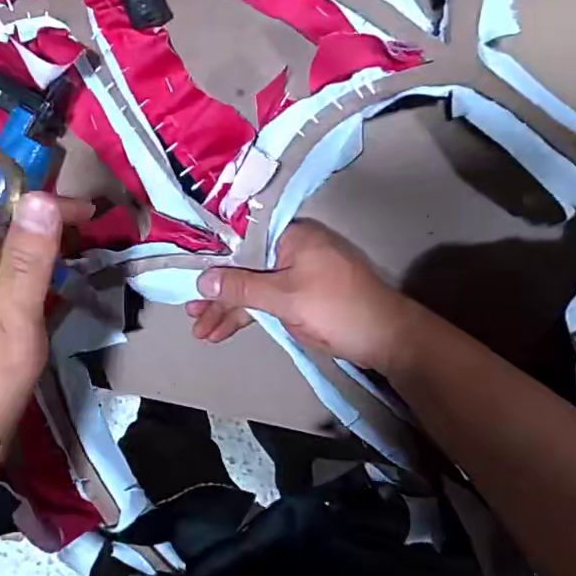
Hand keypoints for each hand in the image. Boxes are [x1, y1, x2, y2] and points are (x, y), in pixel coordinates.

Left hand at [0, 191, 64, 481]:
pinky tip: (45, 293)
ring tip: (74, 258)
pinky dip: (19, 286)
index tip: (87, 211)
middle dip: (41, 231)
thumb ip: (27, 261)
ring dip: (34, 258)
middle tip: (86, 233)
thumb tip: (40, 197)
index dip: (43, 208)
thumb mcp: (13, 321)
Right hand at [185, 219, 428, 372]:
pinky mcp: (298, 296)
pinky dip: (246, 315)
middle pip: (242, 267)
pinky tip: (223, 330)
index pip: (241, 238)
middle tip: (192, 313)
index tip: (186, 272)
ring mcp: (294, 273)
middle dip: (216, 294)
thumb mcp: (285, 298)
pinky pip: (264, 301)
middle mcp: (289, 249)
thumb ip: (242, 289)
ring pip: (251, 288)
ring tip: (201, 329)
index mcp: (290, 236)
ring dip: (227, 309)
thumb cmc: (339, 308)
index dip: (212, 256)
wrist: (388, 339)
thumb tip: (203, 281)